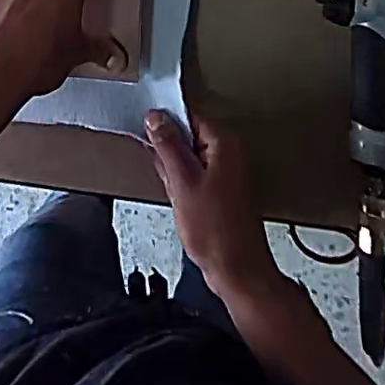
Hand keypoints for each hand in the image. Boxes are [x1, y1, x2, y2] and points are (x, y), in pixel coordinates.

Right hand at [145, 110, 281, 297]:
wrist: (235, 267)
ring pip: (189, 159)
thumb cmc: (217, 230)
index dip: (166, 125)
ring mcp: (226, 170)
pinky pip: (195, 175)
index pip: (189, 116)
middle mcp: (229, 152)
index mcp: (224, 142)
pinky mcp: (221, 187)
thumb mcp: (182, 182)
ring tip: (181, 196)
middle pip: (188, 137)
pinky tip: (184, 204)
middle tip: (170, 178)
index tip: (149, 134)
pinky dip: (184, 186)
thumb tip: (156, 118)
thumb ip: (167, 146)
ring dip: (176, 175)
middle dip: (171, 156)